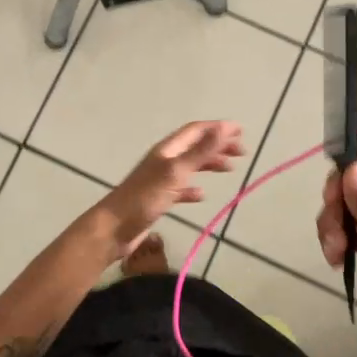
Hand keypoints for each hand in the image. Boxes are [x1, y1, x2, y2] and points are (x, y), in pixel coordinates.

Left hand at [92, 121, 244, 260]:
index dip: (217, 128)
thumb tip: (223, 128)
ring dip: (209, 164)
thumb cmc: (144, 199)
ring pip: (189, 166)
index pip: (195, 131)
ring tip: (229, 169)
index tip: (240, 131)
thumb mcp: (176, 173)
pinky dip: (193, 189)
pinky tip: (202, 194)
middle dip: (217, 146)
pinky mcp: (157, 199)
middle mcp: (163, 161)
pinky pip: (180, 189)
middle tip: (241, 152)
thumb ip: (200, 152)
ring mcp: (159, 180)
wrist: (114, 229)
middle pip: (194, 147)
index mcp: (167, 150)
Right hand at [318, 160, 356, 339]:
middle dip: (335, 213)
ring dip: (332, 231)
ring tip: (334, 255)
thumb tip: (350, 169)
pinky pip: (347, 235)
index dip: (345, 180)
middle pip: (351, 193)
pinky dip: (338, 244)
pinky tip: (336, 261)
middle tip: (332, 239)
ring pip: (345, 215)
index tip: (330, 200)